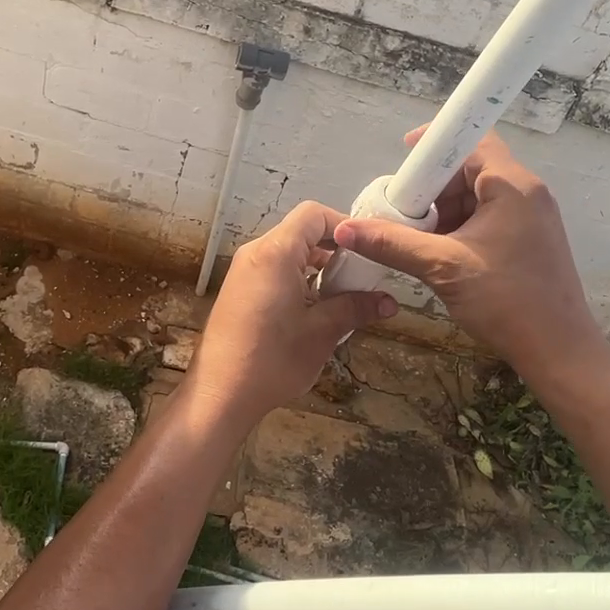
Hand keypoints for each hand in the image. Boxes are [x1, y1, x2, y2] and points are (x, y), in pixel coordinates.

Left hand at [184, 201, 397, 426]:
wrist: (220, 394)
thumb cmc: (271, 359)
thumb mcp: (322, 332)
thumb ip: (356, 309)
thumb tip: (388, 302)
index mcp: (274, 253)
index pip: (313, 215)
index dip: (344, 225)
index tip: (367, 249)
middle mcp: (255, 254)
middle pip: (301, 232)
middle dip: (335, 250)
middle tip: (362, 275)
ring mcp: (243, 273)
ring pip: (288, 253)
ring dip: (318, 267)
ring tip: (344, 295)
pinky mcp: (239, 293)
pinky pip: (274, 271)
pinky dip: (299, 280)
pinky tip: (317, 310)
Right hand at [332, 126, 609, 373]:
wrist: (560, 352)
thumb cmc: (507, 300)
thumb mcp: (442, 267)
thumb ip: (392, 243)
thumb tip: (344, 229)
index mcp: (512, 186)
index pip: (473, 140)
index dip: (436, 143)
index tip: (403, 159)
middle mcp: (525, 194)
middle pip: (469, 170)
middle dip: (431, 187)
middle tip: (400, 209)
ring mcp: (528, 219)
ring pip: (474, 198)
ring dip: (441, 212)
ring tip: (411, 236)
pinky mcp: (526, 242)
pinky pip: (484, 220)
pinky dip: (456, 229)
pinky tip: (434, 253)